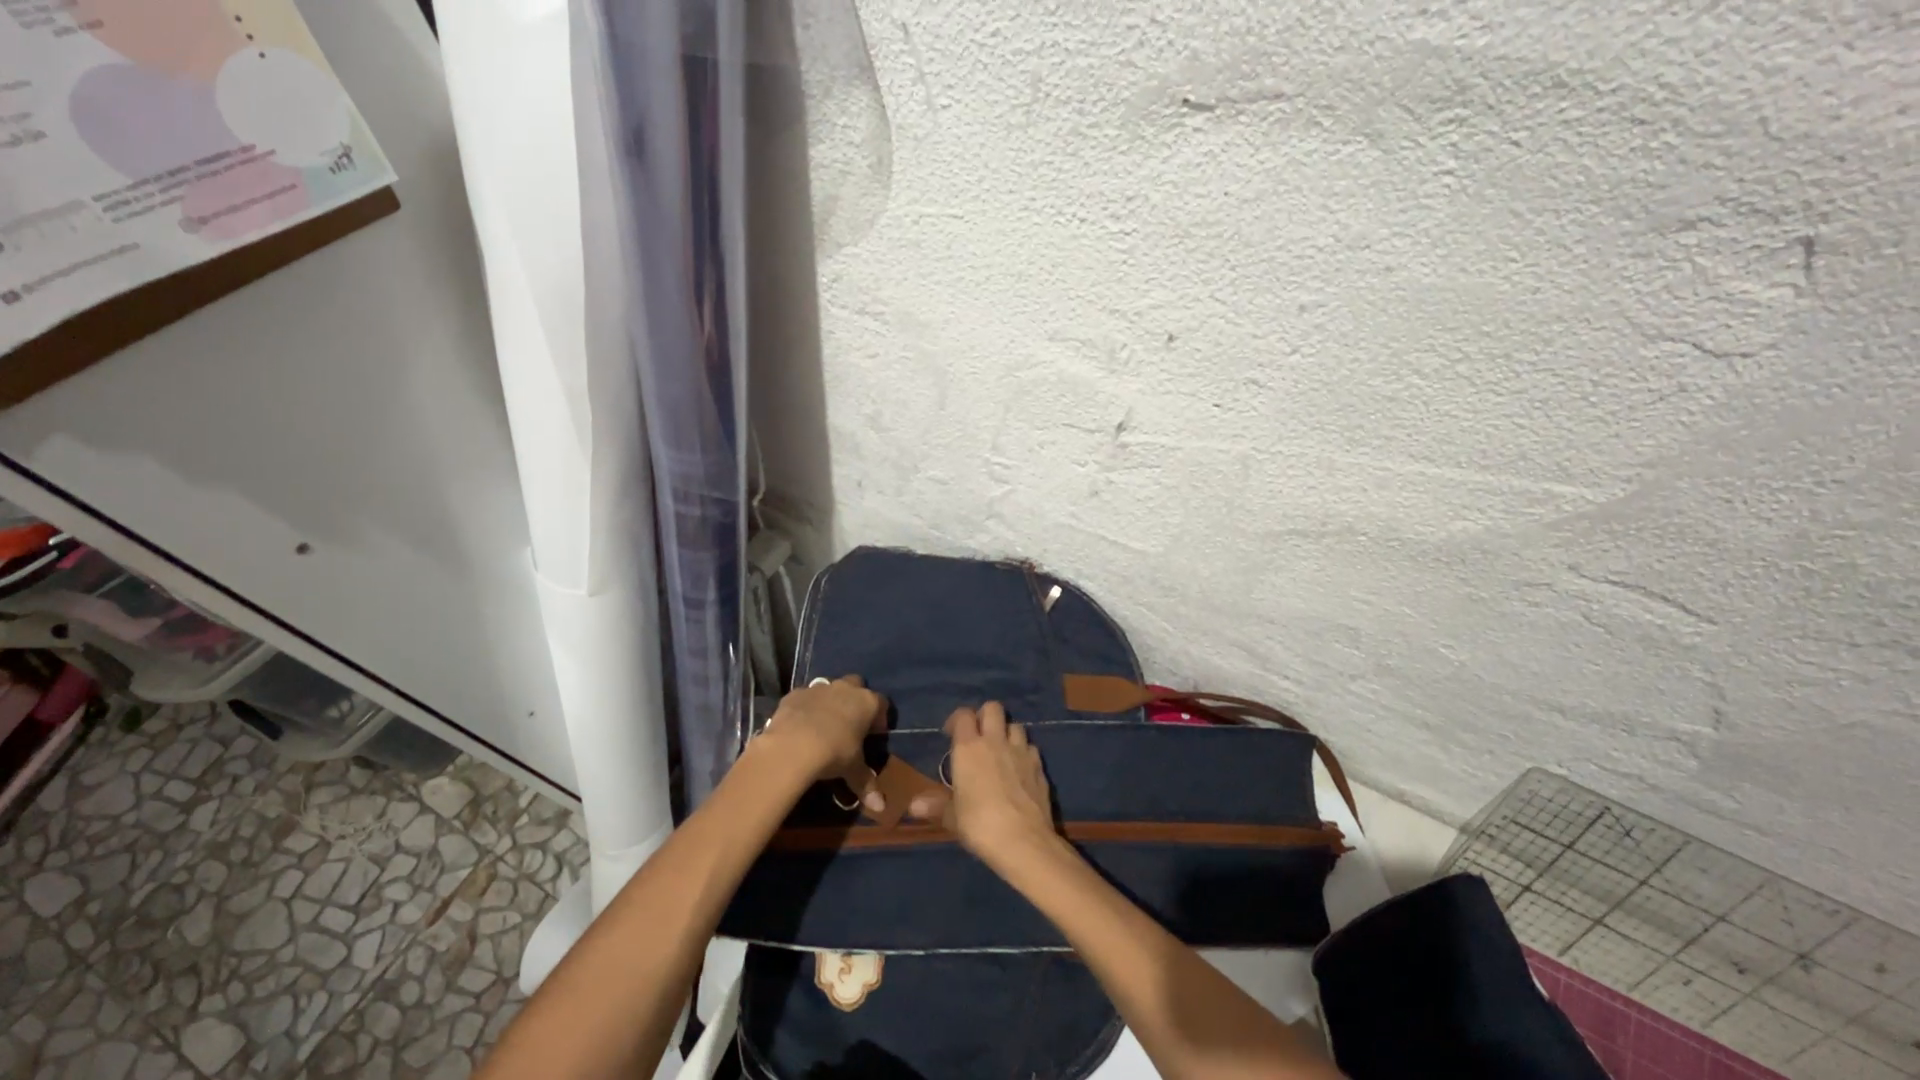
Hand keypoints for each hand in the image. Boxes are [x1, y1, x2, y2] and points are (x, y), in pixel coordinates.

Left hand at [758, 676, 889, 811]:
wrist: (793, 745)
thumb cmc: (834, 753)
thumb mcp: (852, 769)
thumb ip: (866, 783)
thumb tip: (881, 807)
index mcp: (867, 703)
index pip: (881, 704)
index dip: (879, 718)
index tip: (874, 734)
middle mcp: (845, 689)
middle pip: (856, 685)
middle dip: (854, 700)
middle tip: (850, 724)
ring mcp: (818, 688)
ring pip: (829, 688)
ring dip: (829, 702)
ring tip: (823, 725)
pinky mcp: (794, 694)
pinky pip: (804, 697)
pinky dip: (804, 708)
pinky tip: (800, 725)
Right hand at [911, 702, 1057, 867]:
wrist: (1023, 841)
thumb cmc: (979, 824)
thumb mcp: (952, 817)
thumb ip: (935, 805)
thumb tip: (913, 806)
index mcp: (969, 748)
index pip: (963, 715)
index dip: (956, 720)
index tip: (950, 735)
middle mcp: (996, 742)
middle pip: (993, 708)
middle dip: (985, 715)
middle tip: (977, 736)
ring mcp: (1022, 752)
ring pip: (1016, 725)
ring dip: (1007, 733)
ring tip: (1000, 752)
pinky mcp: (1039, 767)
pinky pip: (1031, 748)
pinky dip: (1024, 753)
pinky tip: (1019, 770)